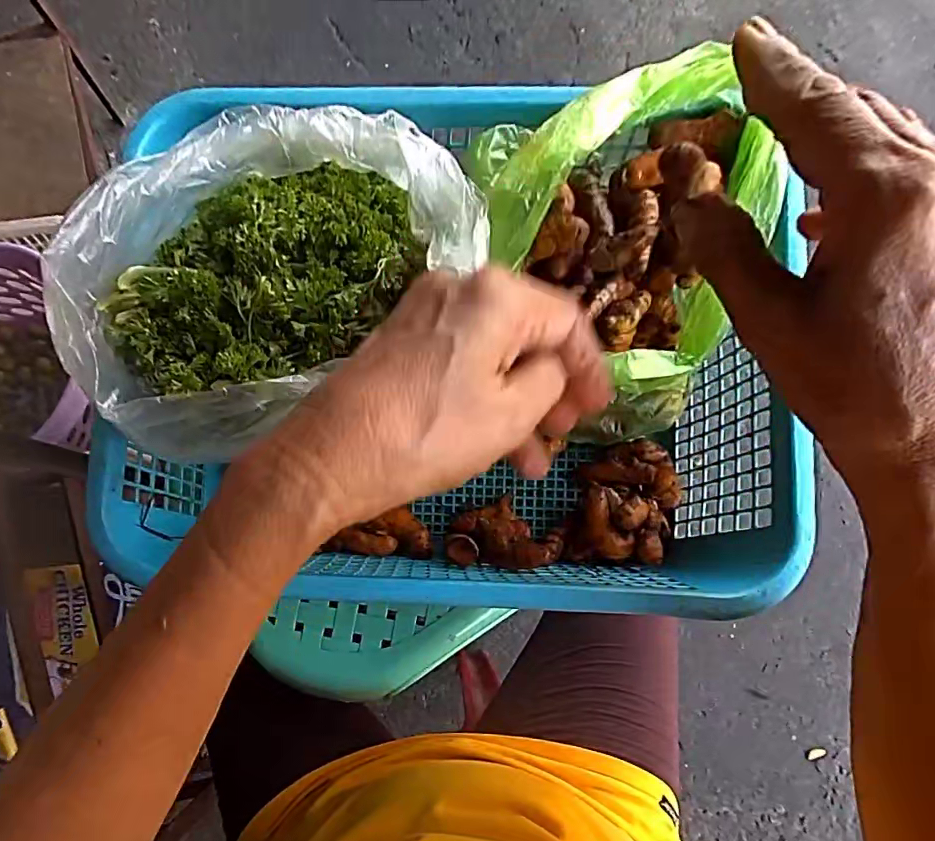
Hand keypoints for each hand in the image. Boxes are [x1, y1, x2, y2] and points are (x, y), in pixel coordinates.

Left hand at [231, 266, 608, 530]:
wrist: (333, 455)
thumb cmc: (434, 434)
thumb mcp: (513, 413)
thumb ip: (552, 380)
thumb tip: (552, 369)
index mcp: (496, 295)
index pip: (567, 320)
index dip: (592, 366)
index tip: (601, 407)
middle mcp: (461, 288)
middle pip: (530, 335)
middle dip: (555, 388)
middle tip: (567, 430)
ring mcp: (427, 311)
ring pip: (498, 356)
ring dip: (522, 405)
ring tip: (534, 459)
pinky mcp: (406, 340)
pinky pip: (466, 364)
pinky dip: (488, 399)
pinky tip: (500, 448)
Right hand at [673, 18, 934, 512]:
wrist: (934, 442)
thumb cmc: (853, 394)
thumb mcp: (773, 324)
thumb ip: (729, 250)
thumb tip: (694, 202)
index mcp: (889, 195)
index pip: (819, 112)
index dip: (774, 76)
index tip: (745, 45)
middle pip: (858, 114)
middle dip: (803, 104)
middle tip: (754, 93)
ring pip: (889, 137)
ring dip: (834, 138)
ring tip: (785, 144)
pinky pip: (912, 169)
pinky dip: (866, 172)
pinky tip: (831, 203)